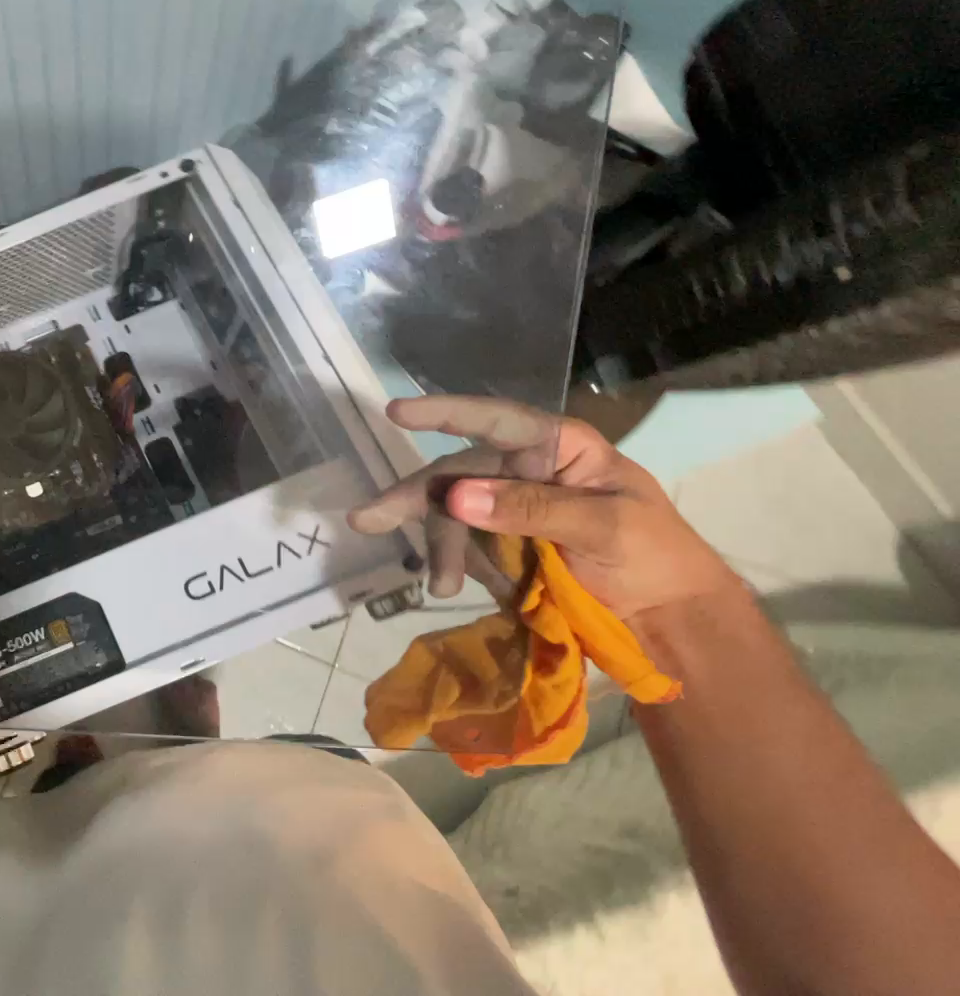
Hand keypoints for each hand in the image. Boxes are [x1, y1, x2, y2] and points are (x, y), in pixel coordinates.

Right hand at [347, 395, 741, 623]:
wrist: (667, 621)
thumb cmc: (656, 559)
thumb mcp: (605, 528)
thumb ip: (531, 509)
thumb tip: (454, 497)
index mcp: (558, 449)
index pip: (496, 421)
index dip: (445, 413)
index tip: (396, 412)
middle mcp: (524, 469)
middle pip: (456, 473)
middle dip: (414, 498)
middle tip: (366, 520)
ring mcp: (507, 506)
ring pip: (449, 512)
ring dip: (438, 547)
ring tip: (440, 586)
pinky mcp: (497, 541)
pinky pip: (458, 543)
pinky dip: (451, 563)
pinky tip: (455, 585)